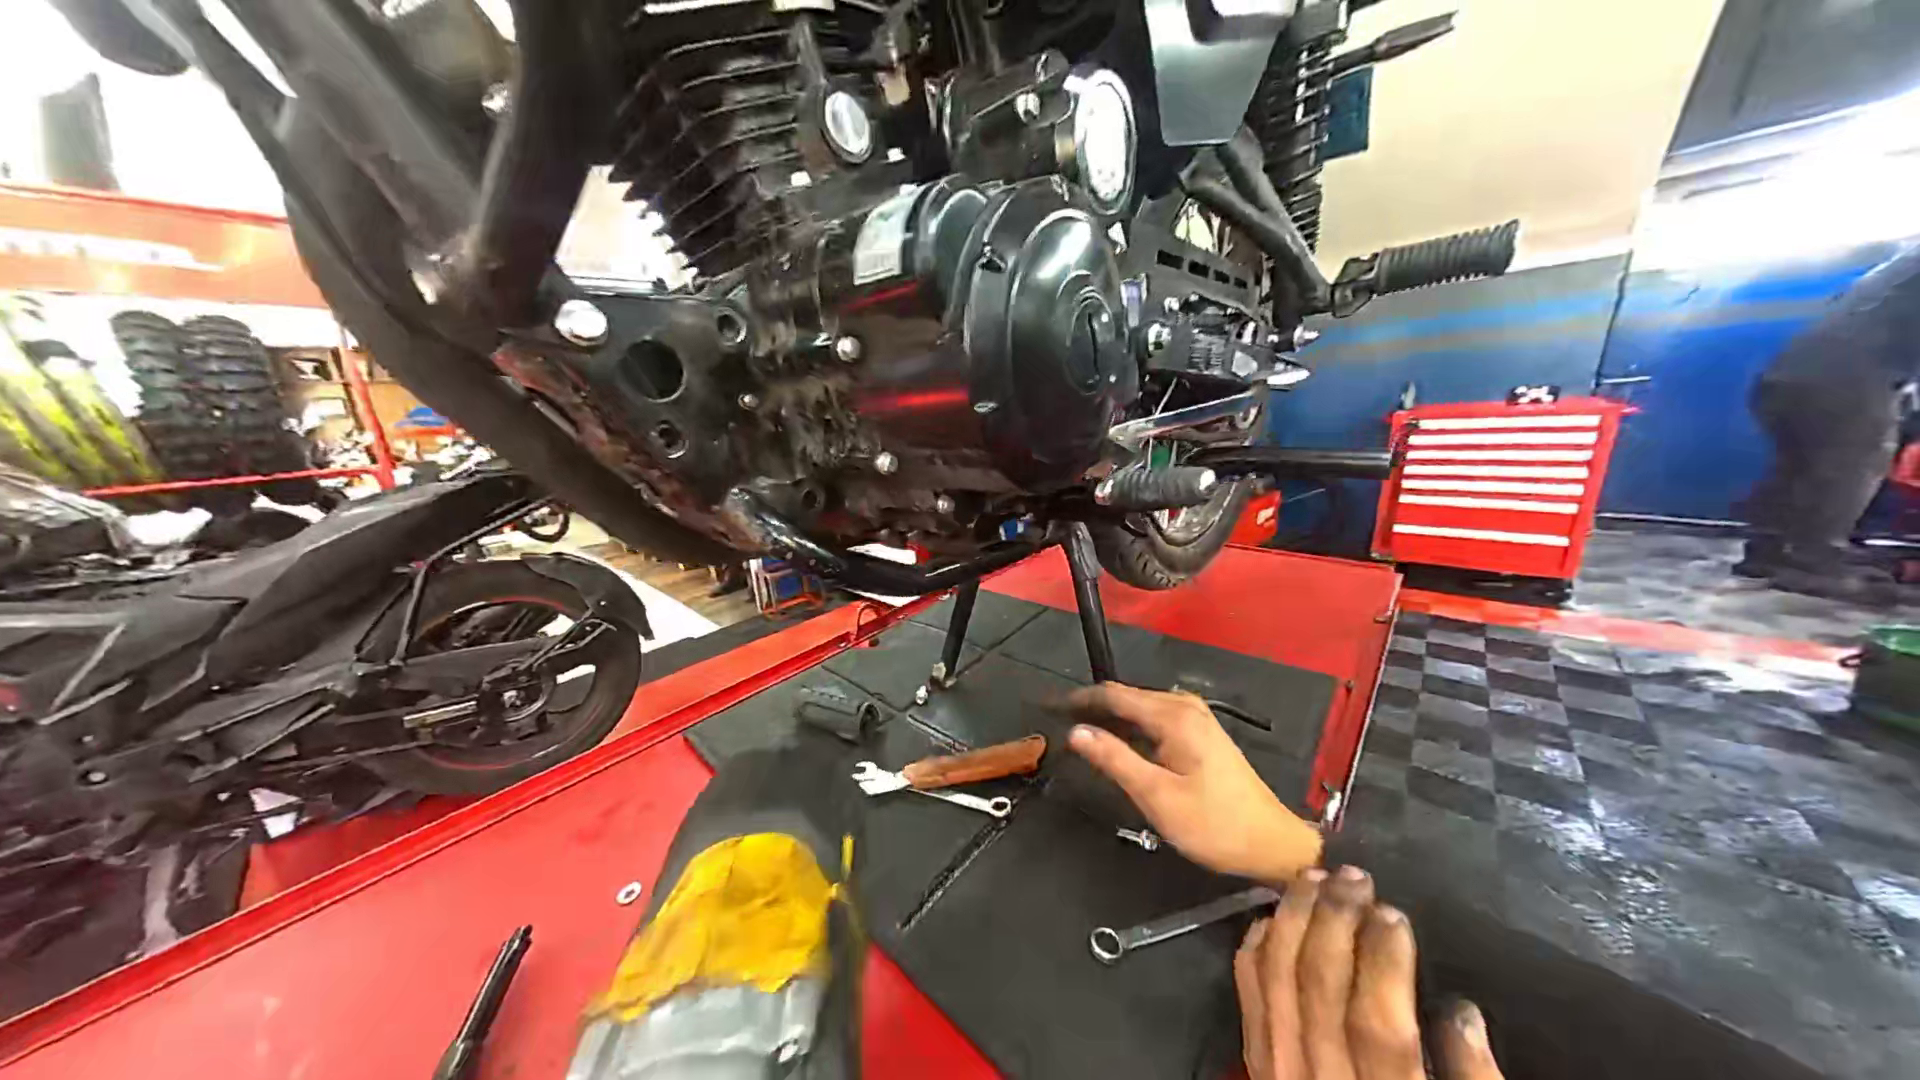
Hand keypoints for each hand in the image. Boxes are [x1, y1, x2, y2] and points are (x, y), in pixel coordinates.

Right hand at [1065, 683, 1322, 882]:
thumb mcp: (1157, 796)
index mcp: (1173, 716)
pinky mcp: (1199, 732)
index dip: (1077, 699)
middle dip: (1090, 707)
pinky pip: (1152, 719)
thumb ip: (1114, 759)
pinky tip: (1114, 743)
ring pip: (1138, 708)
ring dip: (1108, 718)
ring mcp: (1194, 717)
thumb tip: (1075, 731)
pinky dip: (1128, 727)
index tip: (1047, 708)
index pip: (1112, 695)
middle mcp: (1183, 706)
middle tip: (1056, 723)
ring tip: (1077, 734)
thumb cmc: (1214, 824)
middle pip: (1125, 697)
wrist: (1273, 844)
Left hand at [1239, 866, 1505, 1079]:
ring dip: (1292, 919)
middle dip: (1335, 921)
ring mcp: (1278, 1073)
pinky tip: (1269, 916)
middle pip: (1319, 986)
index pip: (1379, 1025)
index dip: (1385, 963)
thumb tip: (1462, 1014)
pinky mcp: (1256, 1065)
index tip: (1394, 912)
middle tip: (1353, 876)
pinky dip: (1256, 948)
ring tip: (1313, 878)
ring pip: (1276, 977)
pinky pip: (1247, 994)